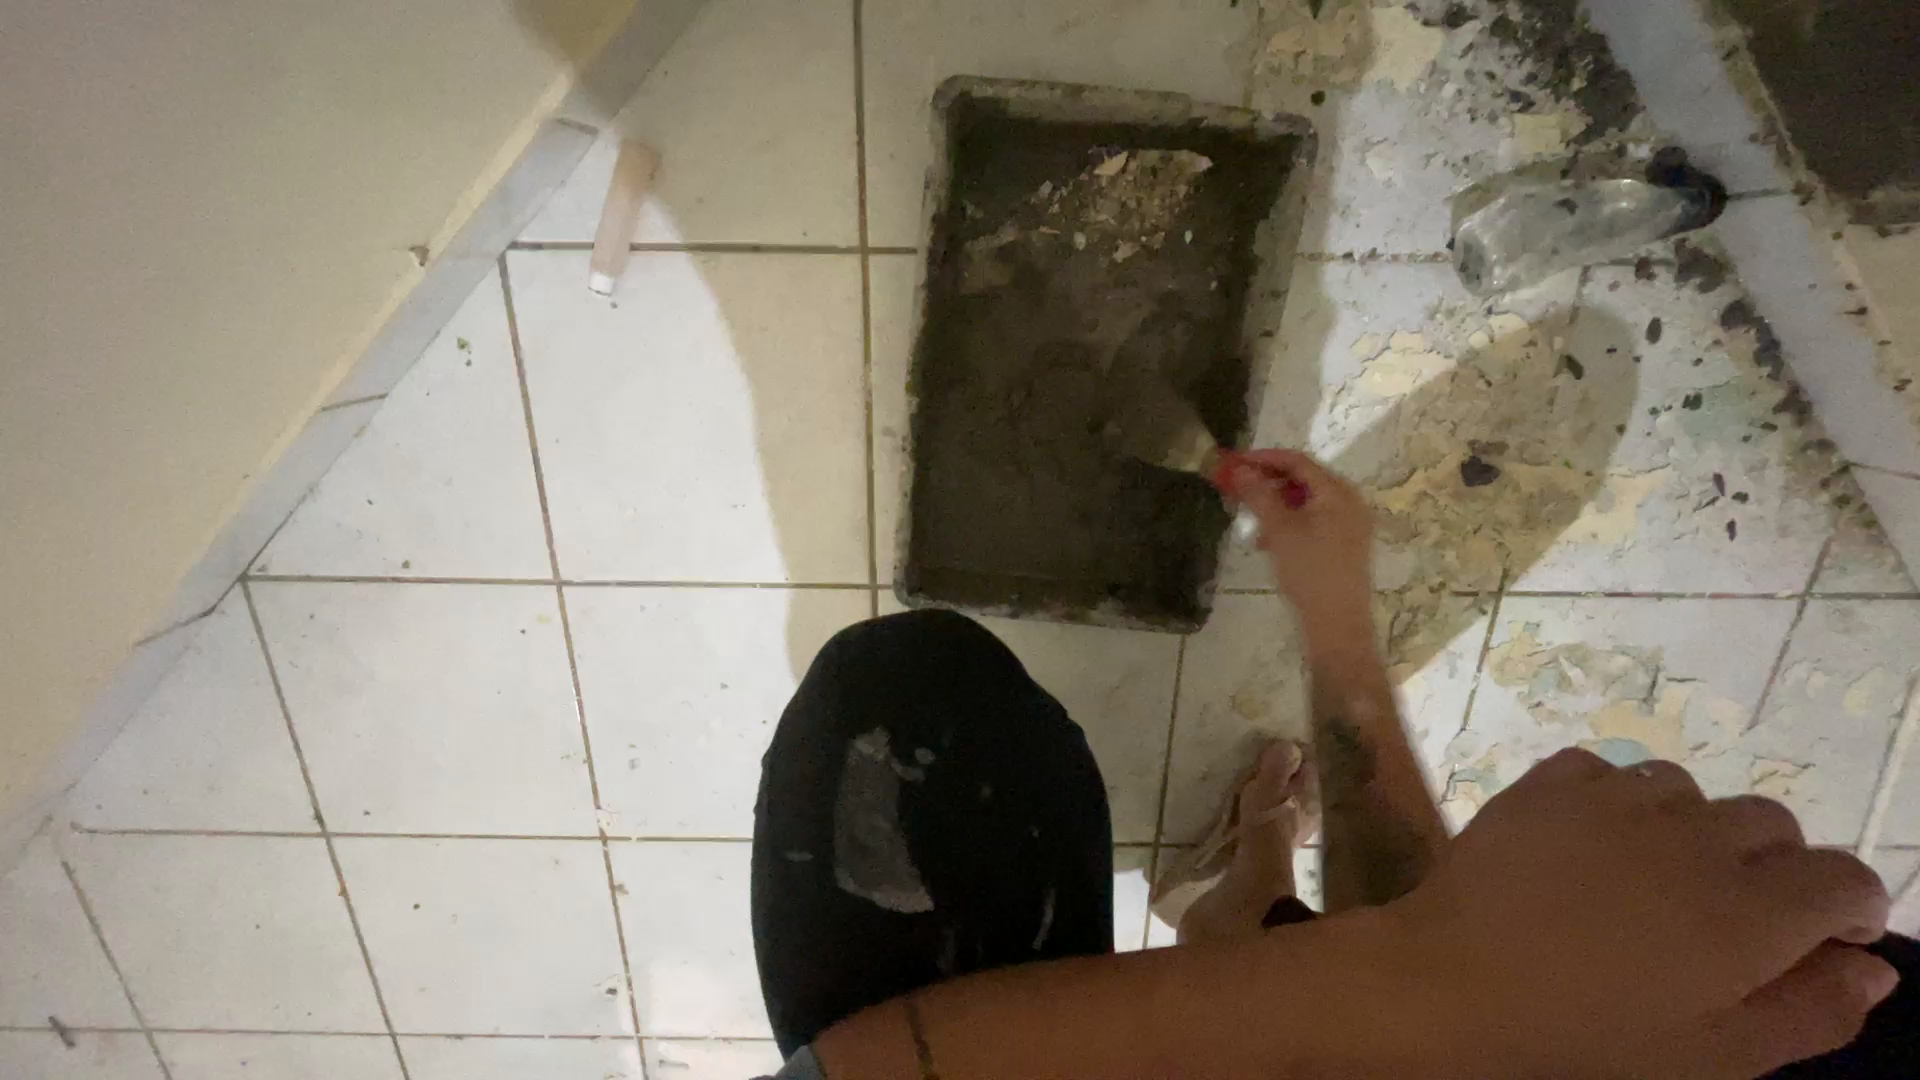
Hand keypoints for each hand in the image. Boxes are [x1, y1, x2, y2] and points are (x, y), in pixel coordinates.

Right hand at [1224, 450, 1373, 640]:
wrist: (1336, 622)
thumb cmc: (1308, 571)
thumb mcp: (1278, 530)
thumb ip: (1259, 495)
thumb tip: (1240, 469)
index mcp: (1337, 493)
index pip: (1297, 461)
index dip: (1263, 458)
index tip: (1233, 462)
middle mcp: (1349, 501)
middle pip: (1303, 479)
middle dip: (1267, 482)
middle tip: (1237, 488)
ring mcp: (1350, 523)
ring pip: (1306, 501)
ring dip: (1275, 503)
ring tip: (1252, 520)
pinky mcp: (1345, 542)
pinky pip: (1313, 519)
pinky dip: (1289, 521)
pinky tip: (1269, 541)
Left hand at [1388, 749, 1894, 1077]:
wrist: (1457, 978)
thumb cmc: (1589, 1031)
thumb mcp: (1719, 1053)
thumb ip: (1812, 1009)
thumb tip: (1868, 964)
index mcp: (1746, 908)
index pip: (1843, 875)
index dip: (1842, 907)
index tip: (1813, 936)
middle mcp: (1683, 838)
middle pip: (1767, 820)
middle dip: (1769, 861)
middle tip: (1724, 908)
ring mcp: (1602, 801)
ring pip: (1681, 784)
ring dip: (1686, 820)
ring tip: (1651, 868)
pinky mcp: (1537, 785)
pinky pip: (1596, 766)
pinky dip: (1609, 792)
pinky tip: (1591, 834)